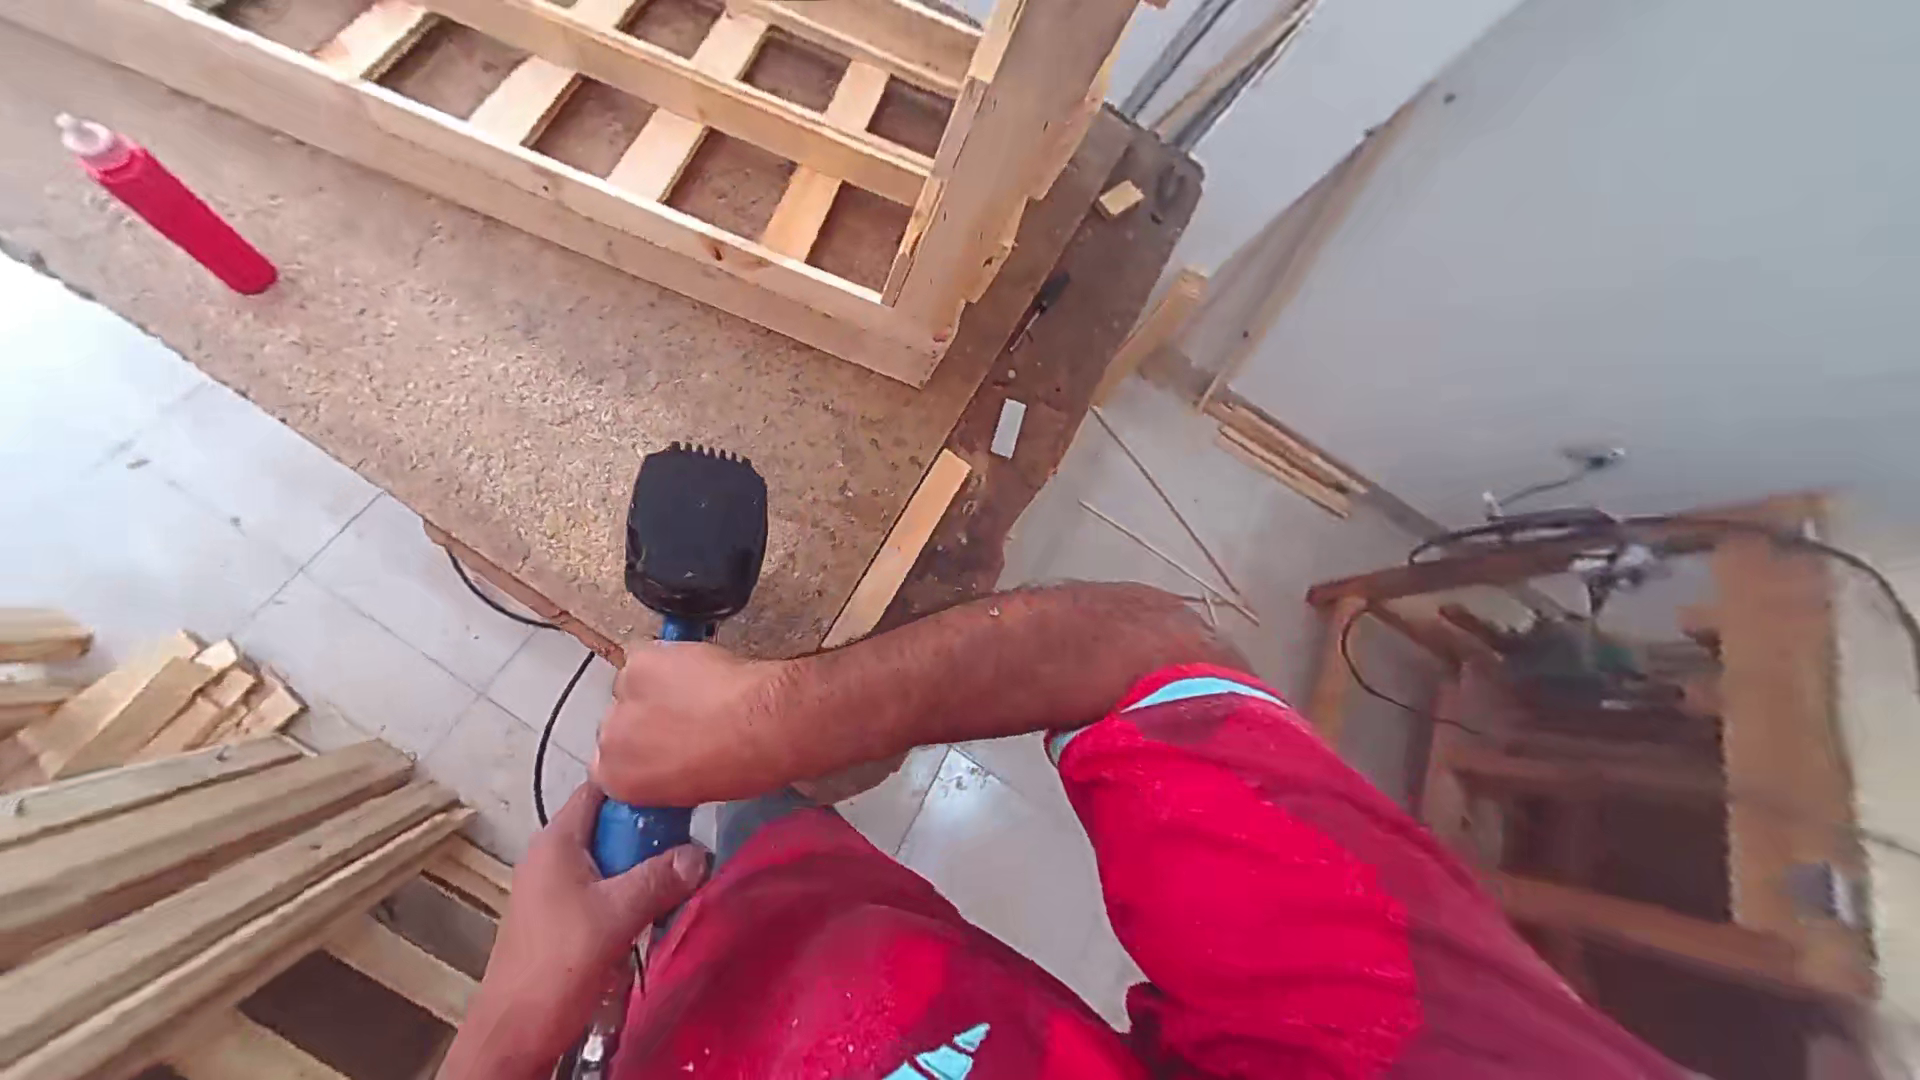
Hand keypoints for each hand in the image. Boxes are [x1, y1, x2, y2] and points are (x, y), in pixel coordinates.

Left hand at [440, 784, 707, 1079]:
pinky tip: (660, 900)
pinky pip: (611, 881)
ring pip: (616, 853)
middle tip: (690, 831)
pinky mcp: (567, 913)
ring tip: (682, 867)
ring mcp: (560, 885)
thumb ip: (662, 877)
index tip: (680, 781)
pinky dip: (637, 885)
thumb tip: (703, 853)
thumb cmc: (557, 966)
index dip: (640, 778)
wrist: (512, 1044)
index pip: (602, 785)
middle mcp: (556, 854)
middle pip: (614, 819)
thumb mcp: (617, 915)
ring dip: (648, 860)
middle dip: (653, 825)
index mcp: (558, 841)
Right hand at [592, 640, 792, 805]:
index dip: (637, 748)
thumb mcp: (695, 788)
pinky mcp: (643, 659)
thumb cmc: (744, 763)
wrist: (764, 724)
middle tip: (686, 714)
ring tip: (699, 689)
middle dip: (648, 717)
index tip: (658, 741)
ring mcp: (625, 695)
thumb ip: (666, 774)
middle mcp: (611, 739)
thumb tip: (673, 761)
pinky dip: (671, 657)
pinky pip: (649, 654)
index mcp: (619, 779)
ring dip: (657, 685)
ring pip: (633, 684)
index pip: (607, 763)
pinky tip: (697, 667)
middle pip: (618, 720)